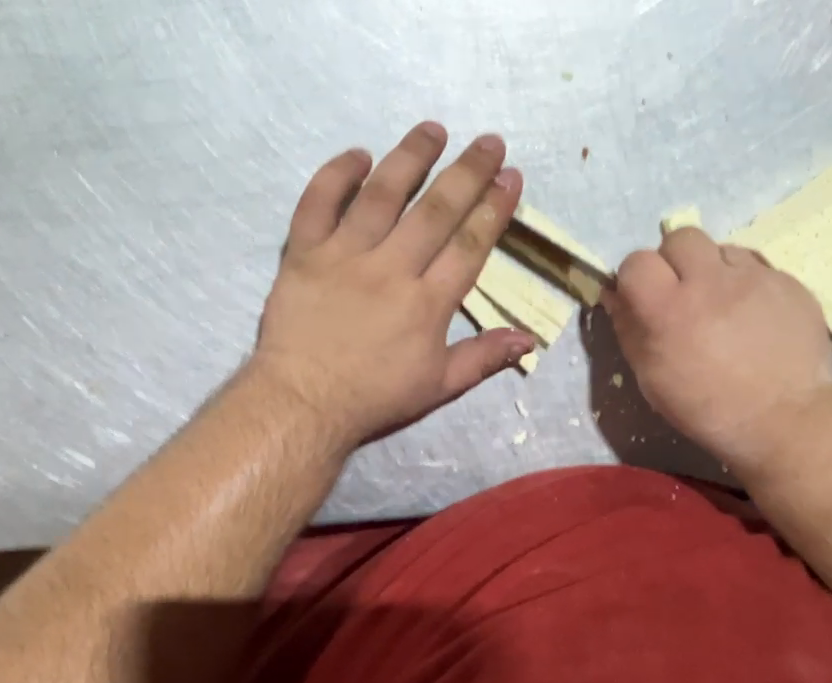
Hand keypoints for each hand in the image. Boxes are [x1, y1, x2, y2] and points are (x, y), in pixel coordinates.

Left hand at [245, 122, 538, 447]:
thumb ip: (483, 358)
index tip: (511, 177)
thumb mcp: (437, 386)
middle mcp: (391, 269)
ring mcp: (345, 256)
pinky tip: (358, 154)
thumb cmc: (373, 399)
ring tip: (433, 130)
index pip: (469, 245)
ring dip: (410, 158)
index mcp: (428, 303)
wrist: (303, 403)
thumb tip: (528, 339)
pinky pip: (318, 203)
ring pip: (381, 195)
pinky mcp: (304, 254)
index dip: (494, 208)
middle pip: (435, 210)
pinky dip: (336, 174)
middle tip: (489, 142)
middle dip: (467, 172)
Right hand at [604, 228, 831, 471]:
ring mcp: (753, 276)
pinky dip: (745, 284)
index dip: (635, 278)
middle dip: (674, 262)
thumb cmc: (707, 410)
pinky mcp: (786, 281)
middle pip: (679, 238)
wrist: (784, 420)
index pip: (636, 261)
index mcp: (668, 310)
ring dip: (711, 271)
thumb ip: (630, 331)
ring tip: (720, 307)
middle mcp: (710, 281)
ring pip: (720, 248)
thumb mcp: (653, 380)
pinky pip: (755, 266)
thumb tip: (615, 297)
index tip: (643, 299)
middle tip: (681, 294)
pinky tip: (751, 317)